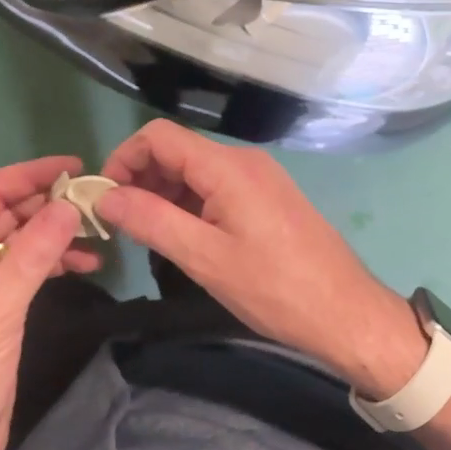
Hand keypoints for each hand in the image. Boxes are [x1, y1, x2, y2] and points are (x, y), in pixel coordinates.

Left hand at [0, 156, 99, 449]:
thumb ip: (32, 255)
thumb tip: (69, 203)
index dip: (30, 174)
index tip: (76, 167)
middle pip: (6, 213)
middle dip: (48, 203)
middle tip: (96, 202)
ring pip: (20, 241)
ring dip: (55, 233)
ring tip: (98, 233)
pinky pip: (27, 271)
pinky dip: (54, 263)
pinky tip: (86, 264)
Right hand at [95, 121, 426, 399]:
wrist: (345, 312)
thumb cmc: (274, 288)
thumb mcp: (205, 258)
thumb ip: (152, 221)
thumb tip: (106, 196)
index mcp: (228, 167)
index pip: (160, 136)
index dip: (124, 159)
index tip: (104, 199)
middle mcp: (243, 161)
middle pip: (177, 151)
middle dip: (141, 179)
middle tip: (119, 225)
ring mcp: (259, 178)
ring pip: (195, 171)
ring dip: (163, 195)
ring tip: (145, 237)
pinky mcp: (267, 198)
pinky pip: (216, 188)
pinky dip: (189, 205)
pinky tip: (181, 238)